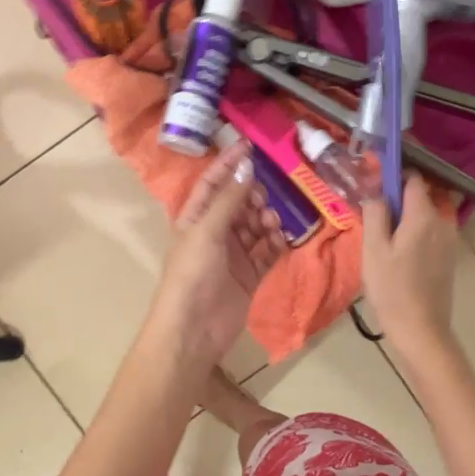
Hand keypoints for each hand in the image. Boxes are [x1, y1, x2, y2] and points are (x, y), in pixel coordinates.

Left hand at [148, 142, 287, 365]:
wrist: (194, 329)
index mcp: (195, 219)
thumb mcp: (207, 231)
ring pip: (256, 227)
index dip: (229, 164)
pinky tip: (282, 239)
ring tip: (272, 222)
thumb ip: (229, 200)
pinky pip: (267, 252)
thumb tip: (247, 167)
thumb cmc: (192, 275)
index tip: (250, 145)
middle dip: (254, 196)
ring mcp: (233, 256)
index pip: (213, 183)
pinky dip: (276, 243)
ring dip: (267, 220)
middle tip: (265, 198)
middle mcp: (214, 234)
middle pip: (239, 204)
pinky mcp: (250, 276)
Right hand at [362, 173, 458, 351]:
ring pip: (426, 215)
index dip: (392, 176)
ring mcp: (450, 239)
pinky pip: (431, 232)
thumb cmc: (392, 288)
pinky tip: (399, 253)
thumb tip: (377, 191)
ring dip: (406, 218)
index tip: (373, 184)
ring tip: (384, 237)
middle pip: (420, 196)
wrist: (421, 328)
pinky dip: (416, 233)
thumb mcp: (373, 249)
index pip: (412, 178)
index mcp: (423, 215)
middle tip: (374, 216)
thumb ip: (375, 213)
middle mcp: (443, 221)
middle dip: (398, 199)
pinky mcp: (449, 256)